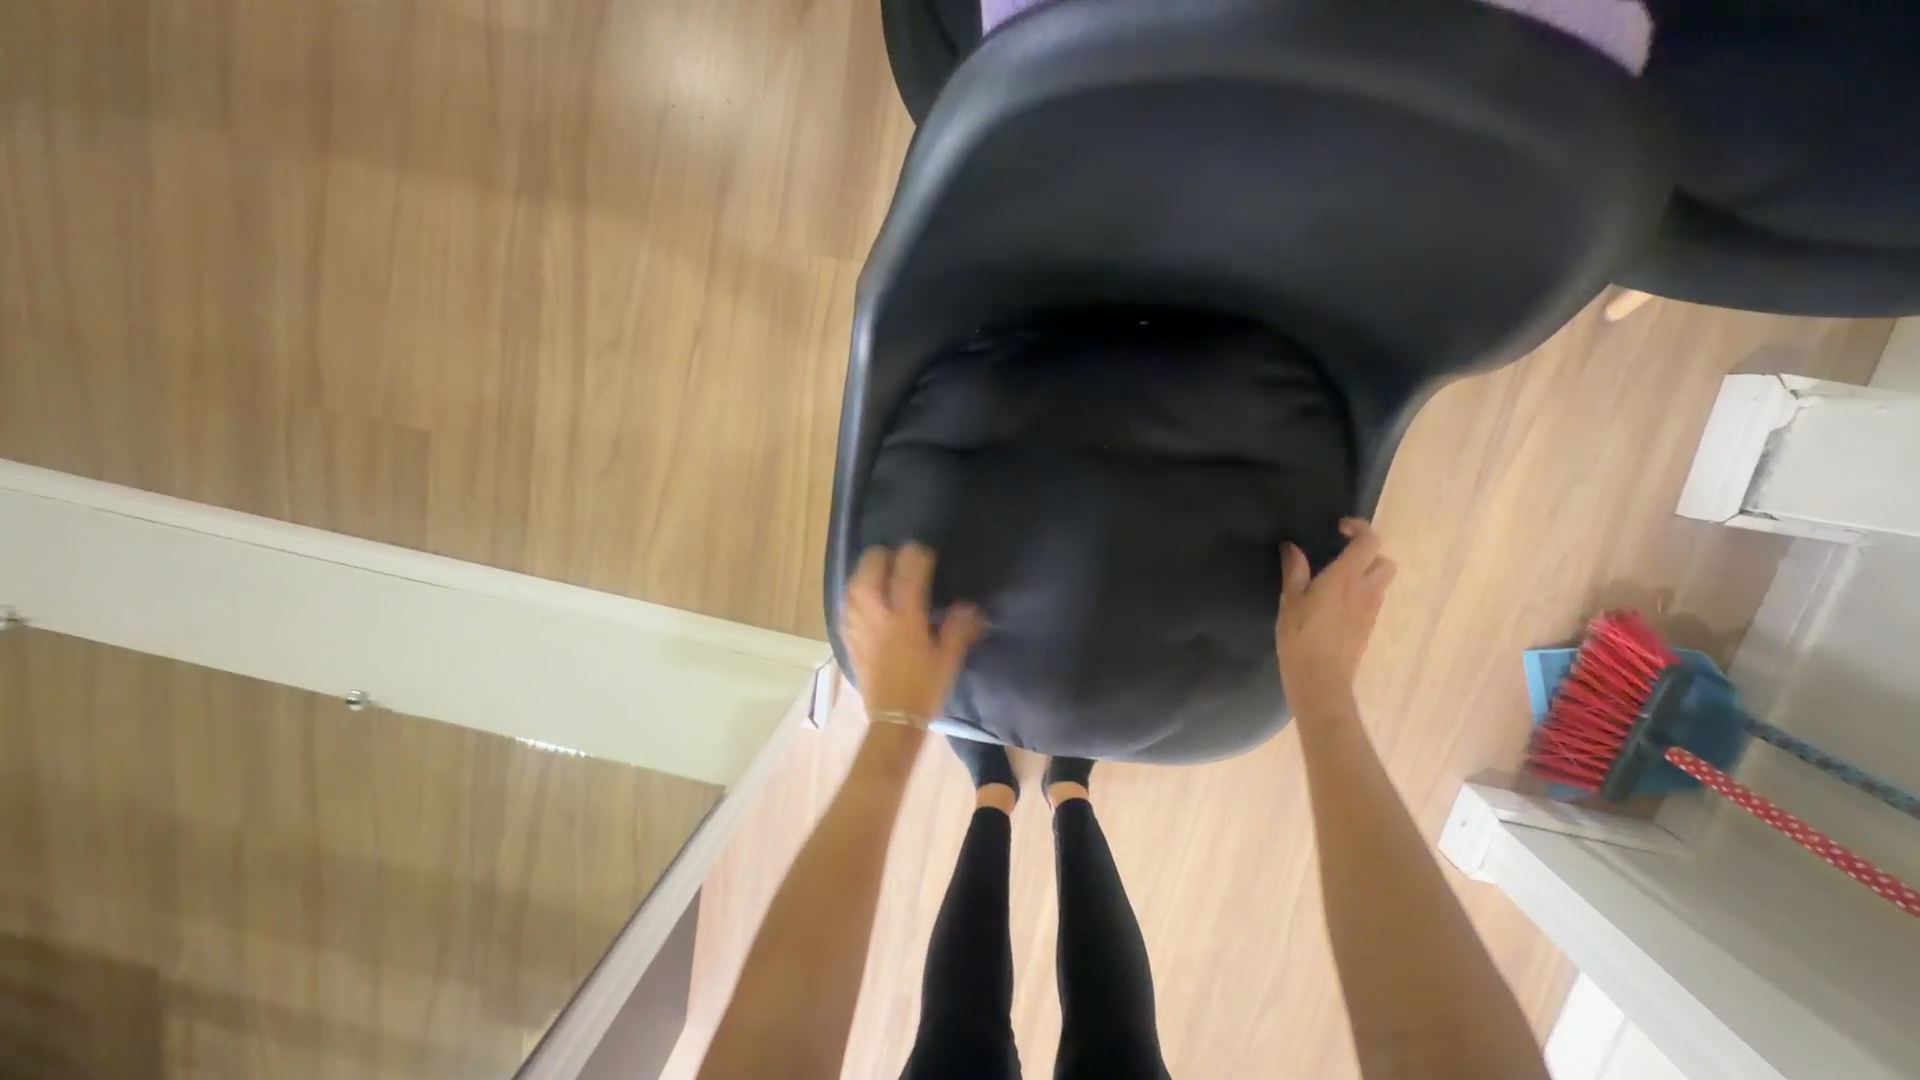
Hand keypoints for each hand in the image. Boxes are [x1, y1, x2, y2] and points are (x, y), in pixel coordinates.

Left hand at [843, 544, 985, 725]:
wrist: (893, 719)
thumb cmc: (924, 689)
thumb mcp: (948, 659)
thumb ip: (958, 629)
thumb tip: (970, 607)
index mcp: (906, 619)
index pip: (908, 576)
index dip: (915, 557)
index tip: (922, 549)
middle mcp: (878, 617)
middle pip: (871, 573)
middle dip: (881, 557)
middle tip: (894, 553)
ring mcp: (860, 628)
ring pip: (854, 587)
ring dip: (864, 572)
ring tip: (874, 567)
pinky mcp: (849, 640)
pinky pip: (847, 607)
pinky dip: (853, 593)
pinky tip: (859, 595)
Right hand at [1277, 518, 1396, 704]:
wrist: (1321, 681)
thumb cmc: (1300, 639)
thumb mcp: (1290, 602)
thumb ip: (1294, 571)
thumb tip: (1292, 547)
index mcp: (1345, 578)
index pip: (1369, 542)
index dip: (1359, 529)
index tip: (1339, 530)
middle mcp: (1365, 591)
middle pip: (1384, 562)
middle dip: (1367, 554)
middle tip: (1341, 558)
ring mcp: (1371, 611)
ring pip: (1381, 582)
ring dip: (1365, 575)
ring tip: (1335, 582)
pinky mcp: (1368, 627)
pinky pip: (1372, 601)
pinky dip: (1360, 595)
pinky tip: (1334, 606)